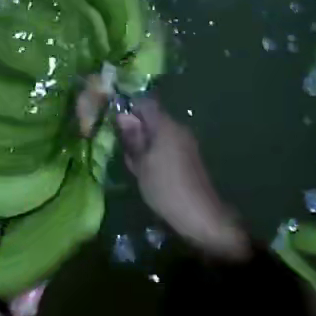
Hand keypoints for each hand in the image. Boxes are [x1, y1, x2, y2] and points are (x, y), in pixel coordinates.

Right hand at [115, 96, 250, 261]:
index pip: (146, 102)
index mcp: (166, 125)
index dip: (130, 109)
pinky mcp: (191, 155)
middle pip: (154, 118)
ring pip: (161, 132)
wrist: (199, 212)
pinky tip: (151, 172)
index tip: (117, 126)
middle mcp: (179, 127)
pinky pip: (169, 144)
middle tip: (126, 151)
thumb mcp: (141, 164)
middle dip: (137, 129)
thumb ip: (133, 138)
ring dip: (146, 143)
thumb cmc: (164, 187)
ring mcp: (187, 141)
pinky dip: (157, 152)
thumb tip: (124, 116)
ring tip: (137, 165)